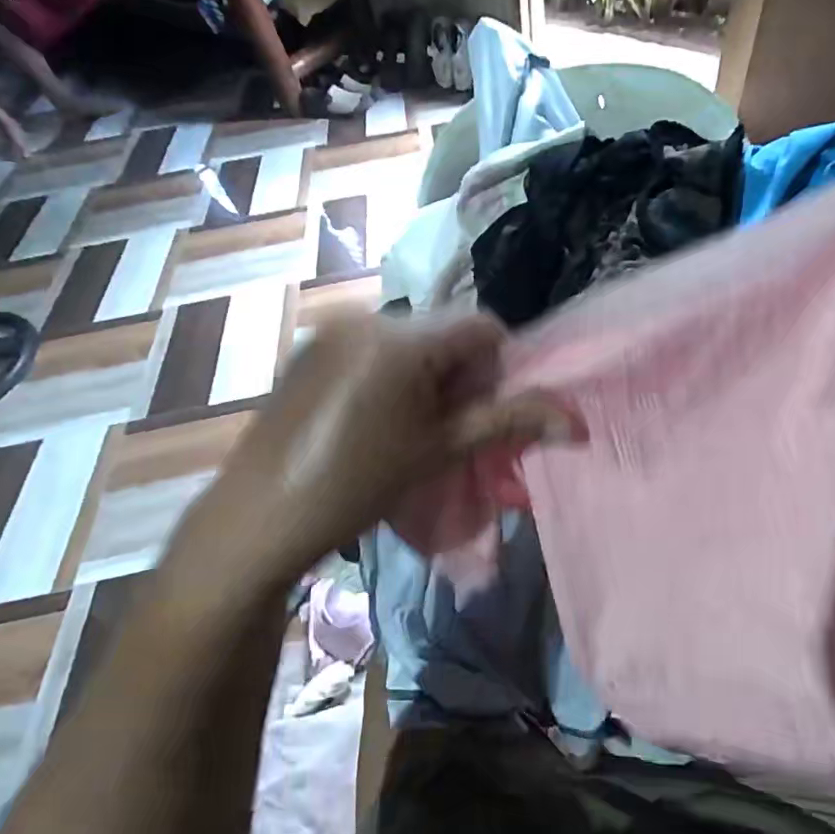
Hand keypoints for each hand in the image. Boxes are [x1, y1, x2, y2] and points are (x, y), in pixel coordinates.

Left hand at [180, 314, 575, 588]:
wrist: (258, 517)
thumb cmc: (357, 484)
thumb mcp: (440, 451)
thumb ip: (509, 422)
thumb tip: (576, 422)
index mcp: (404, 338)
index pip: (483, 326)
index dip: (500, 367)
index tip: (485, 414)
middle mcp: (369, 316)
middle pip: (446, 330)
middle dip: (462, 373)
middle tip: (449, 427)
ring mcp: (333, 329)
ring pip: (411, 340)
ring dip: (428, 374)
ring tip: (409, 427)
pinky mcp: (311, 347)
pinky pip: (374, 347)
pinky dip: (393, 373)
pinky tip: (373, 419)